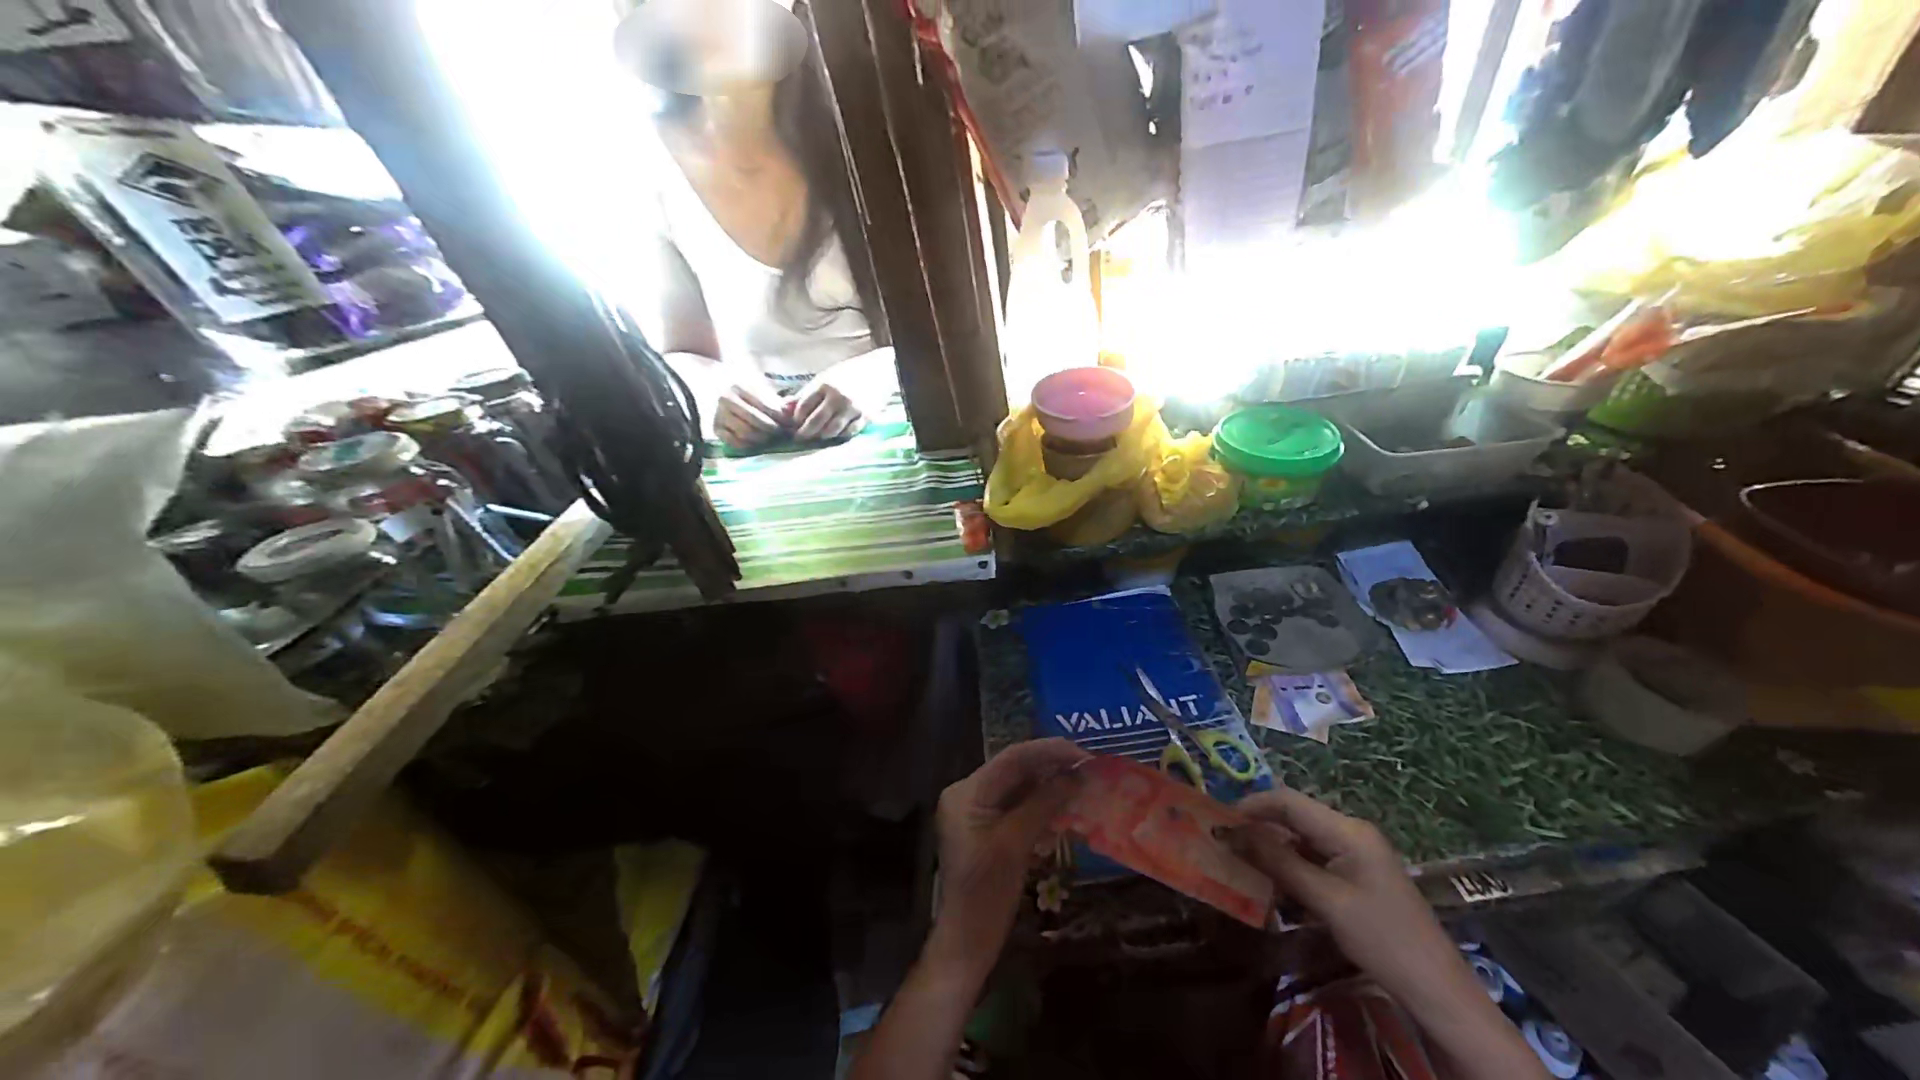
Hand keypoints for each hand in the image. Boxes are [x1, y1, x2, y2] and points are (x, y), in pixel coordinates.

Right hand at [713, 377, 785, 448]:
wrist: (731, 396)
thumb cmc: (754, 396)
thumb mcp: (767, 393)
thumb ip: (782, 402)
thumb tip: (794, 411)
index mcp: (739, 386)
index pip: (764, 405)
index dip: (780, 417)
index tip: (790, 424)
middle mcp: (725, 399)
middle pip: (755, 421)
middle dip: (773, 429)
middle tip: (783, 434)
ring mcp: (719, 414)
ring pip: (745, 433)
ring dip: (763, 438)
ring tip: (773, 438)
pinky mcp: (716, 429)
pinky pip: (735, 443)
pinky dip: (749, 445)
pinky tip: (758, 443)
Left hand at [790, 375, 866, 440]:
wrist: (877, 371)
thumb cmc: (846, 375)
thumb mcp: (823, 379)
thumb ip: (804, 395)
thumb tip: (783, 409)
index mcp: (824, 385)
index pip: (803, 407)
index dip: (796, 418)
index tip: (795, 423)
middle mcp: (838, 397)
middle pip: (815, 422)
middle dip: (805, 432)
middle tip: (800, 437)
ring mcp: (852, 408)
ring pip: (831, 431)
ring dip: (822, 436)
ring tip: (818, 436)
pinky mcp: (866, 417)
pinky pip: (849, 433)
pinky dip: (840, 436)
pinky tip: (835, 435)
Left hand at [929, 739, 1088, 977]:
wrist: (967, 941)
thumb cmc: (986, 893)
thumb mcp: (1016, 844)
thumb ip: (1044, 803)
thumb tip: (1077, 775)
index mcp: (966, 792)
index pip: (1011, 758)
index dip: (1049, 751)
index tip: (1084, 753)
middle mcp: (968, 793)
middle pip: (1015, 770)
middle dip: (1052, 767)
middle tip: (1089, 767)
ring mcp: (976, 811)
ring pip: (1019, 787)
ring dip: (1050, 786)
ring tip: (1084, 784)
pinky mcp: (988, 829)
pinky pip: (1018, 807)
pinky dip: (1042, 806)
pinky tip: (1067, 810)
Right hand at [1230, 789, 1548, 1078]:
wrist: (1437, 989)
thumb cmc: (1381, 939)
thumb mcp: (1324, 900)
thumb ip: (1278, 862)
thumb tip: (1233, 833)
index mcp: (1348, 830)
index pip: (1288, 801)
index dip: (1250, 806)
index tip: (1217, 820)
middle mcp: (1351, 832)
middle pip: (1294, 816)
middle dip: (1257, 825)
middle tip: (1223, 841)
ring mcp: (1356, 853)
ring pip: (1301, 838)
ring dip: (1271, 847)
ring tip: (1238, 860)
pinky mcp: (1357, 875)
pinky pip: (1314, 858)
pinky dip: (1289, 865)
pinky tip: (1270, 882)